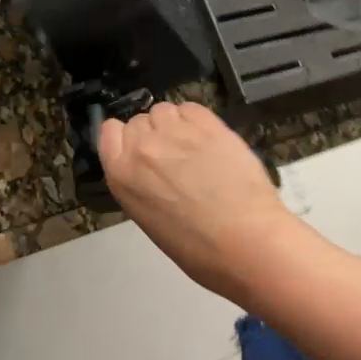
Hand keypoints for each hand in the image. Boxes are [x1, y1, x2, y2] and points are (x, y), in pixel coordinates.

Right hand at [98, 101, 293, 304]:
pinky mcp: (206, 123)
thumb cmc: (200, 251)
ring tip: (194, 149)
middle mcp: (142, 146)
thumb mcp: (150, 219)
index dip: (125, 139)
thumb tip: (151, 171)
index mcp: (122, 174)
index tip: (141, 153)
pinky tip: (210, 142)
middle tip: (175, 160)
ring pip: (163, 110)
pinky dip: (197, 121)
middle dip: (153, 135)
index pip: (109, 131)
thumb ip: (140, 184)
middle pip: (138, 120)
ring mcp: (174, 131)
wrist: (251, 244)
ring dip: (174, 125)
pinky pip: (190, 108)